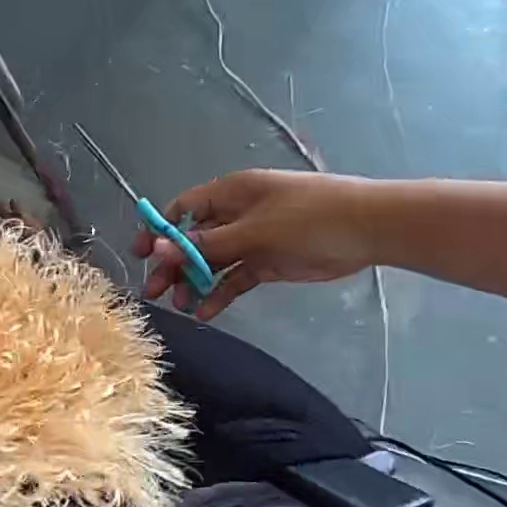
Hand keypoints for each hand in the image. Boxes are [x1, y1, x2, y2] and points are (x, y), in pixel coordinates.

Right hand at [132, 169, 385, 318]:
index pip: (184, 209)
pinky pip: (234, 279)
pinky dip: (220, 294)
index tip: (139, 253)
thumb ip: (205, 245)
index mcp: (230, 194)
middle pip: (194, 241)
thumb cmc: (308, 218)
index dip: (159, 230)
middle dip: (173, 264)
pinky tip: (205, 312)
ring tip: (180, 305)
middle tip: (154, 291)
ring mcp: (251, 240)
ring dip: (194, 283)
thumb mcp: (252, 231)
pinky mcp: (266, 263)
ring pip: (212, 263)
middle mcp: (236, 215)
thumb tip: (159, 247)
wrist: (366, 230)